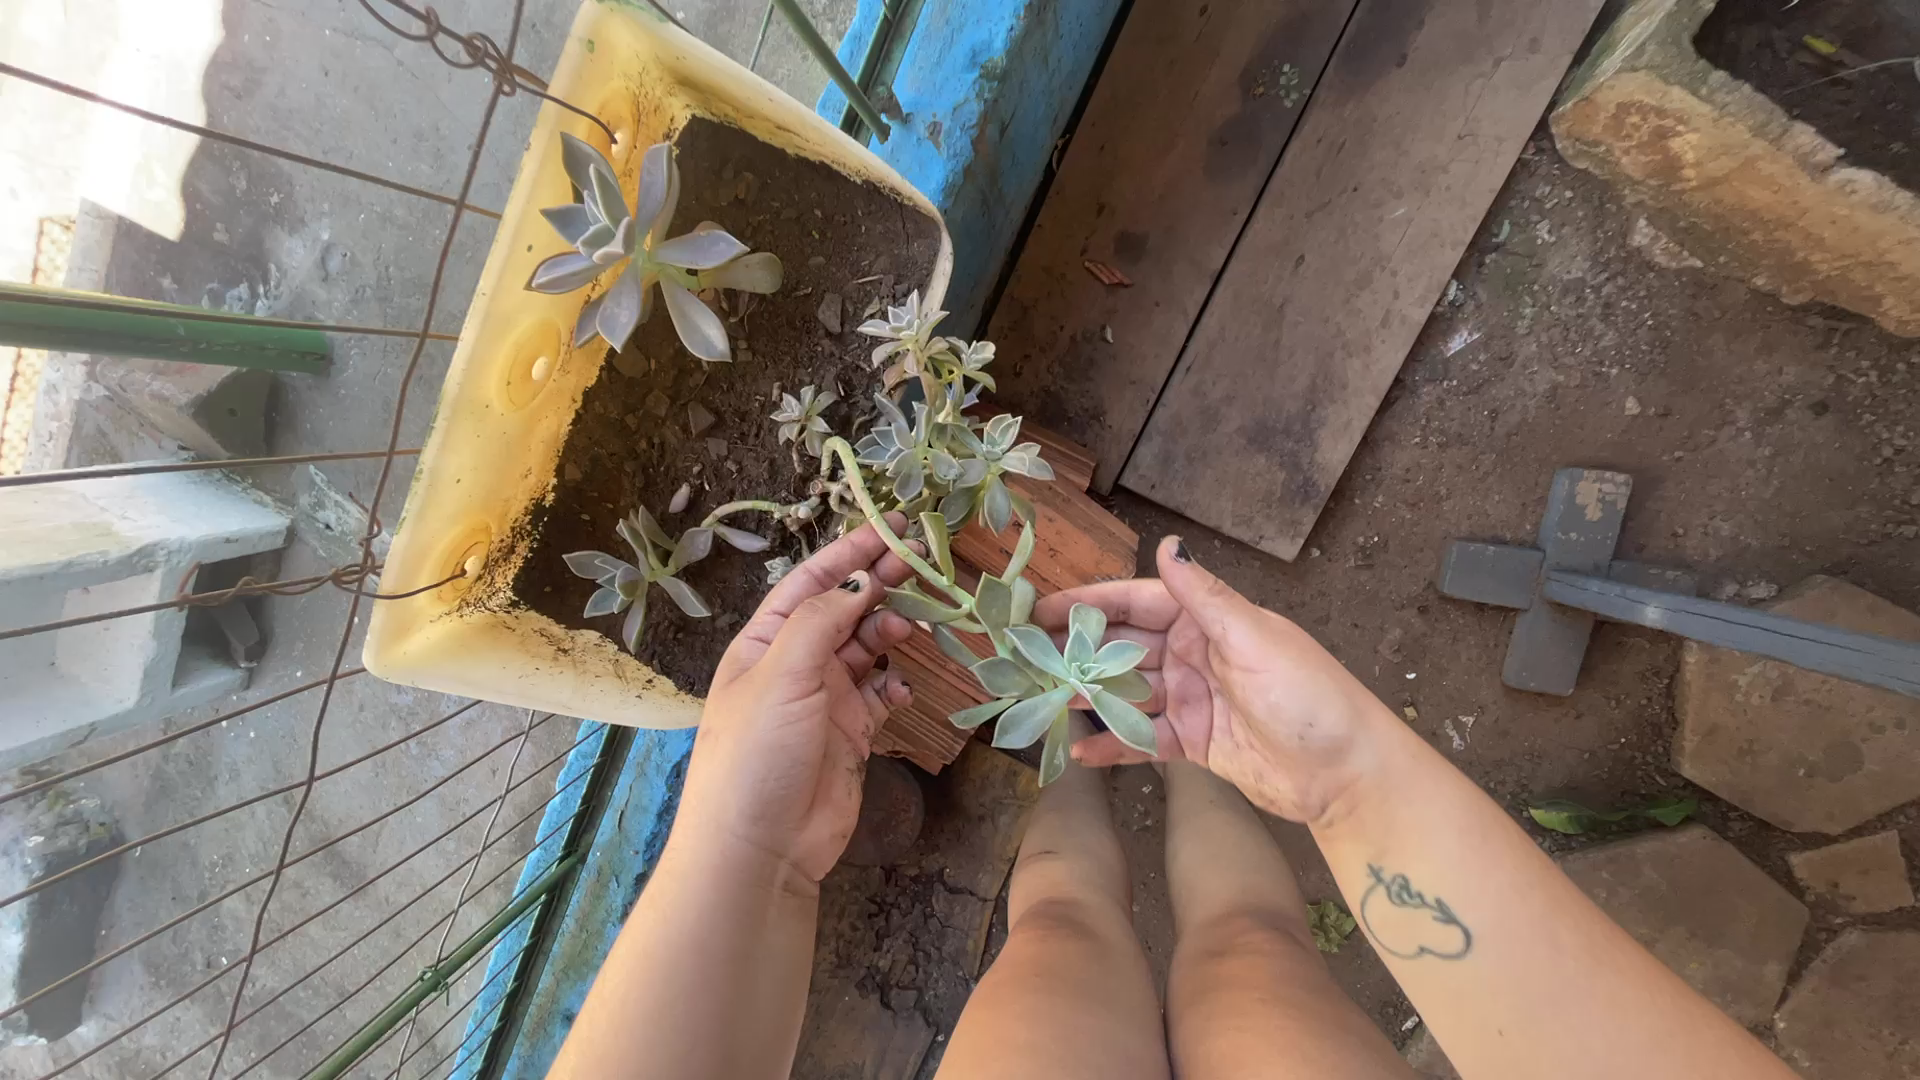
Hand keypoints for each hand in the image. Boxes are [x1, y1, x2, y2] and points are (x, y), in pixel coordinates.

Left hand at [671, 516, 917, 887]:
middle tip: (920, 562)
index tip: (893, 527)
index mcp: (766, 641)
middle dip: (879, 584)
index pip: (812, 581)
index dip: (850, 552)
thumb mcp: (782, 674)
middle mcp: (796, 663)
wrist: (762, 847)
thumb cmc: (757, 751)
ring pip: (866, 647)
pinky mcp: (851, 732)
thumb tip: (859, 580)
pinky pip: (880, 694)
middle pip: (844, 609)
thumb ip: (822, 621)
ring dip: (890, 632)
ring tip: (912, 627)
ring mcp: (825, 698)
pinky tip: (903, 689)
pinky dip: (895, 686)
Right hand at [1034, 536, 1390, 824]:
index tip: (1042, 609)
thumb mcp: (1253, 638)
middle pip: (1122, 648)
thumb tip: (1168, 543)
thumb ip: (1203, 596)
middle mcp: (1190, 654)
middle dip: (1079, 651)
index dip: (1089, 604)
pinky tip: (1081, 752)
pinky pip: (1142, 740)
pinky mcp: (1191, 742)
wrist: (1347, 774)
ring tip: (1046, 701)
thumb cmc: (1307, 694)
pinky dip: (1114, 745)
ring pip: (1126, 692)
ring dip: (1089, 697)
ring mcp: (1188, 699)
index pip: (1135, 603)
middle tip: (1029, 659)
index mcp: (1205, 621)